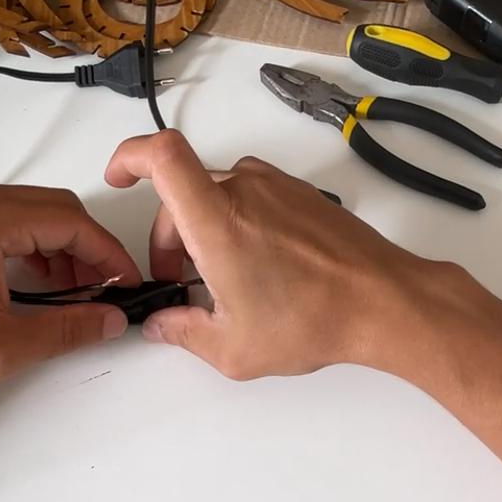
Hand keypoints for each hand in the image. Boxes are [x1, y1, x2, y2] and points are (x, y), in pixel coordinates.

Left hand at [0, 178, 141, 385]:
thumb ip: (66, 330)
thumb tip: (110, 320)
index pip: (73, 224)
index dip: (110, 255)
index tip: (126, 283)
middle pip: (58, 208)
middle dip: (89, 248)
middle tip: (103, 288)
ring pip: (33, 209)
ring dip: (61, 244)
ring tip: (71, 288)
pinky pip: (6, 214)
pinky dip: (32, 240)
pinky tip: (34, 276)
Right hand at [103, 131, 450, 379]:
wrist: (382, 301)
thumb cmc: (317, 317)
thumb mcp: (234, 347)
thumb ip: (184, 332)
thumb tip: (164, 325)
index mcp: (217, 220)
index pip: (159, 154)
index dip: (128, 156)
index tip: (119, 176)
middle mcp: (246, 190)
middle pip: (183, 192)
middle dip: (170, 235)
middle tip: (182, 281)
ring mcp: (277, 187)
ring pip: (218, 194)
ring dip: (206, 228)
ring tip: (224, 276)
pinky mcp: (301, 194)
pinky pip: (253, 195)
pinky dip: (240, 221)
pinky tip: (257, 264)